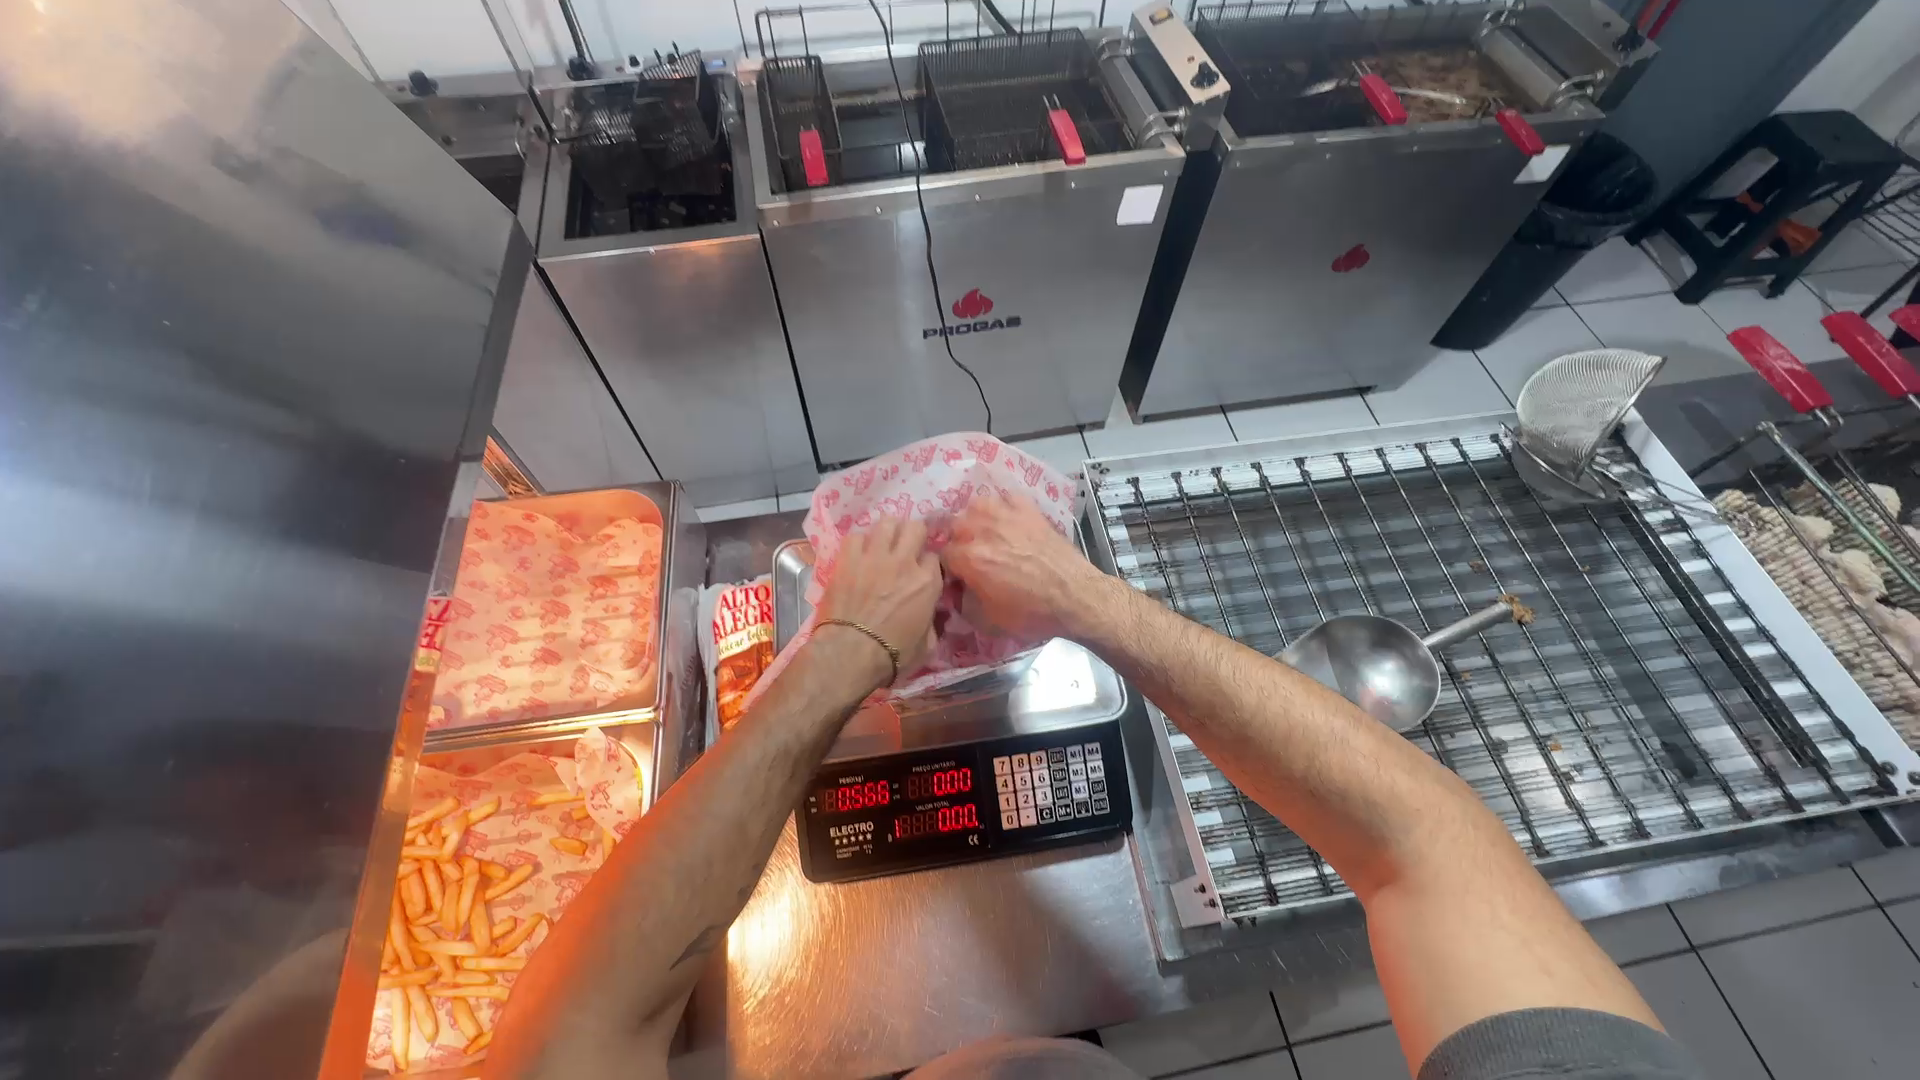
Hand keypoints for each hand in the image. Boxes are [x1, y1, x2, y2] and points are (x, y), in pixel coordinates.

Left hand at [813, 515, 941, 688]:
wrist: (850, 653)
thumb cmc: (892, 655)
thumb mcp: (927, 645)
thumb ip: (932, 623)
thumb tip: (932, 617)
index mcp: (927, 582)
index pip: (934, 555)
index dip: (928, 562)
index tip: (922, 570)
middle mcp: (904, 562)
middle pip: (915, 527)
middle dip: (913, 534)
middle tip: (905, 548)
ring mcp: (875, 556)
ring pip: (887, 522)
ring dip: (887, 532)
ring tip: (882, 544)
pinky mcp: (848, 559)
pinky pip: (856, 536)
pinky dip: (859, 543)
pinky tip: (858, 554)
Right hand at [943, 493, 1104, 641]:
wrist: (1076, 597)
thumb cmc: (1032, 613)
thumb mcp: (989, 621)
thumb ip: (963, 604)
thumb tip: (956, 592)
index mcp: (970, 558)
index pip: (942, 554)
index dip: (947, 565)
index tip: (956, 574)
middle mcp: (983, 530)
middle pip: (955, 525)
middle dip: (958, 539)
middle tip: (970, 554)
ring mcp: (1007, 515)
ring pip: (977, 504)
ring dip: (975, 518)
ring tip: (984, 531)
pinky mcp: (1030, 510)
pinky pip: (1008, 496)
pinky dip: (1003, 505)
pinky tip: (1007, 517)